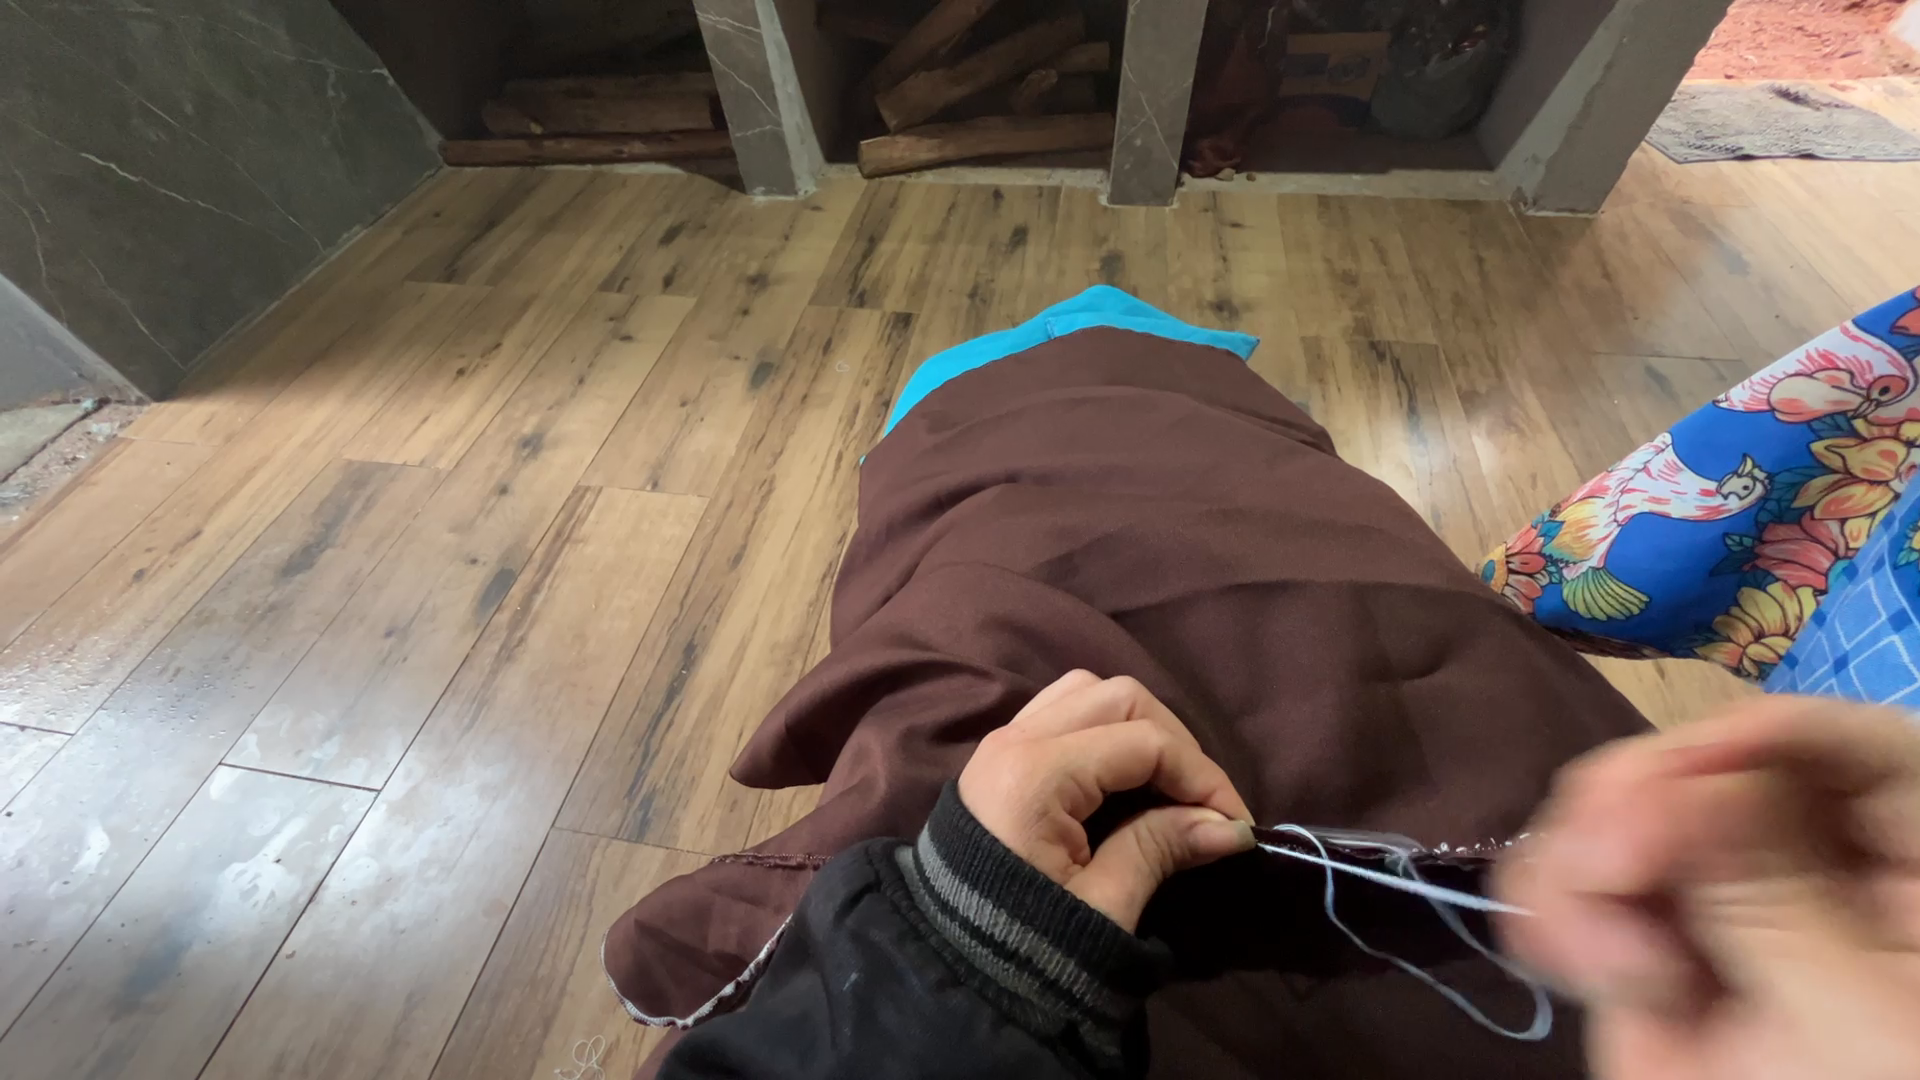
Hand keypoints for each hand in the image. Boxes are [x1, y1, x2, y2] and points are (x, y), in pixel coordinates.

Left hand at [958, 670, 1255, 932]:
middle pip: (1118, 696)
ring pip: (1087, 691)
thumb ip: (1161, 849)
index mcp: (1036, 774)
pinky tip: (1122, 771)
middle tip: (1203, 802)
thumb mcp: (1102, 908)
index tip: (1235, 824)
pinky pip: (1062, 708)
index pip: (1143, 742)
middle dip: (1174, 741)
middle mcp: (1016, 738)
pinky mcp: (1001, 751)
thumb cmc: (1022, 945)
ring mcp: (1004, 738)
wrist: (946, 963)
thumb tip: (1228, 826)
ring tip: (1167, 781)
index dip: (1202, 777)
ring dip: (1137, 725)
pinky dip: (1102, 726)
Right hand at [1495, 697, 1919, 1079]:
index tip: (1670, 772)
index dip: (1761, 733)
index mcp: (1903, 874)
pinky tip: (1564, 960)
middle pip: (1693, 762)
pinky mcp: (1621, 901)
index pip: (1851, 744)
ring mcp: (1698, 874)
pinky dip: (1541, 898)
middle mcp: (1797, 853)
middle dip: (1624, 813)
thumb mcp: (1849, 1023)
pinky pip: (1553, 855)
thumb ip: (1775, 894)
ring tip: (1593, 962)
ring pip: (1601, 802)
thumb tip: (1692, 777)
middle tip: (1597, 875)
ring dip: (1570, 870)